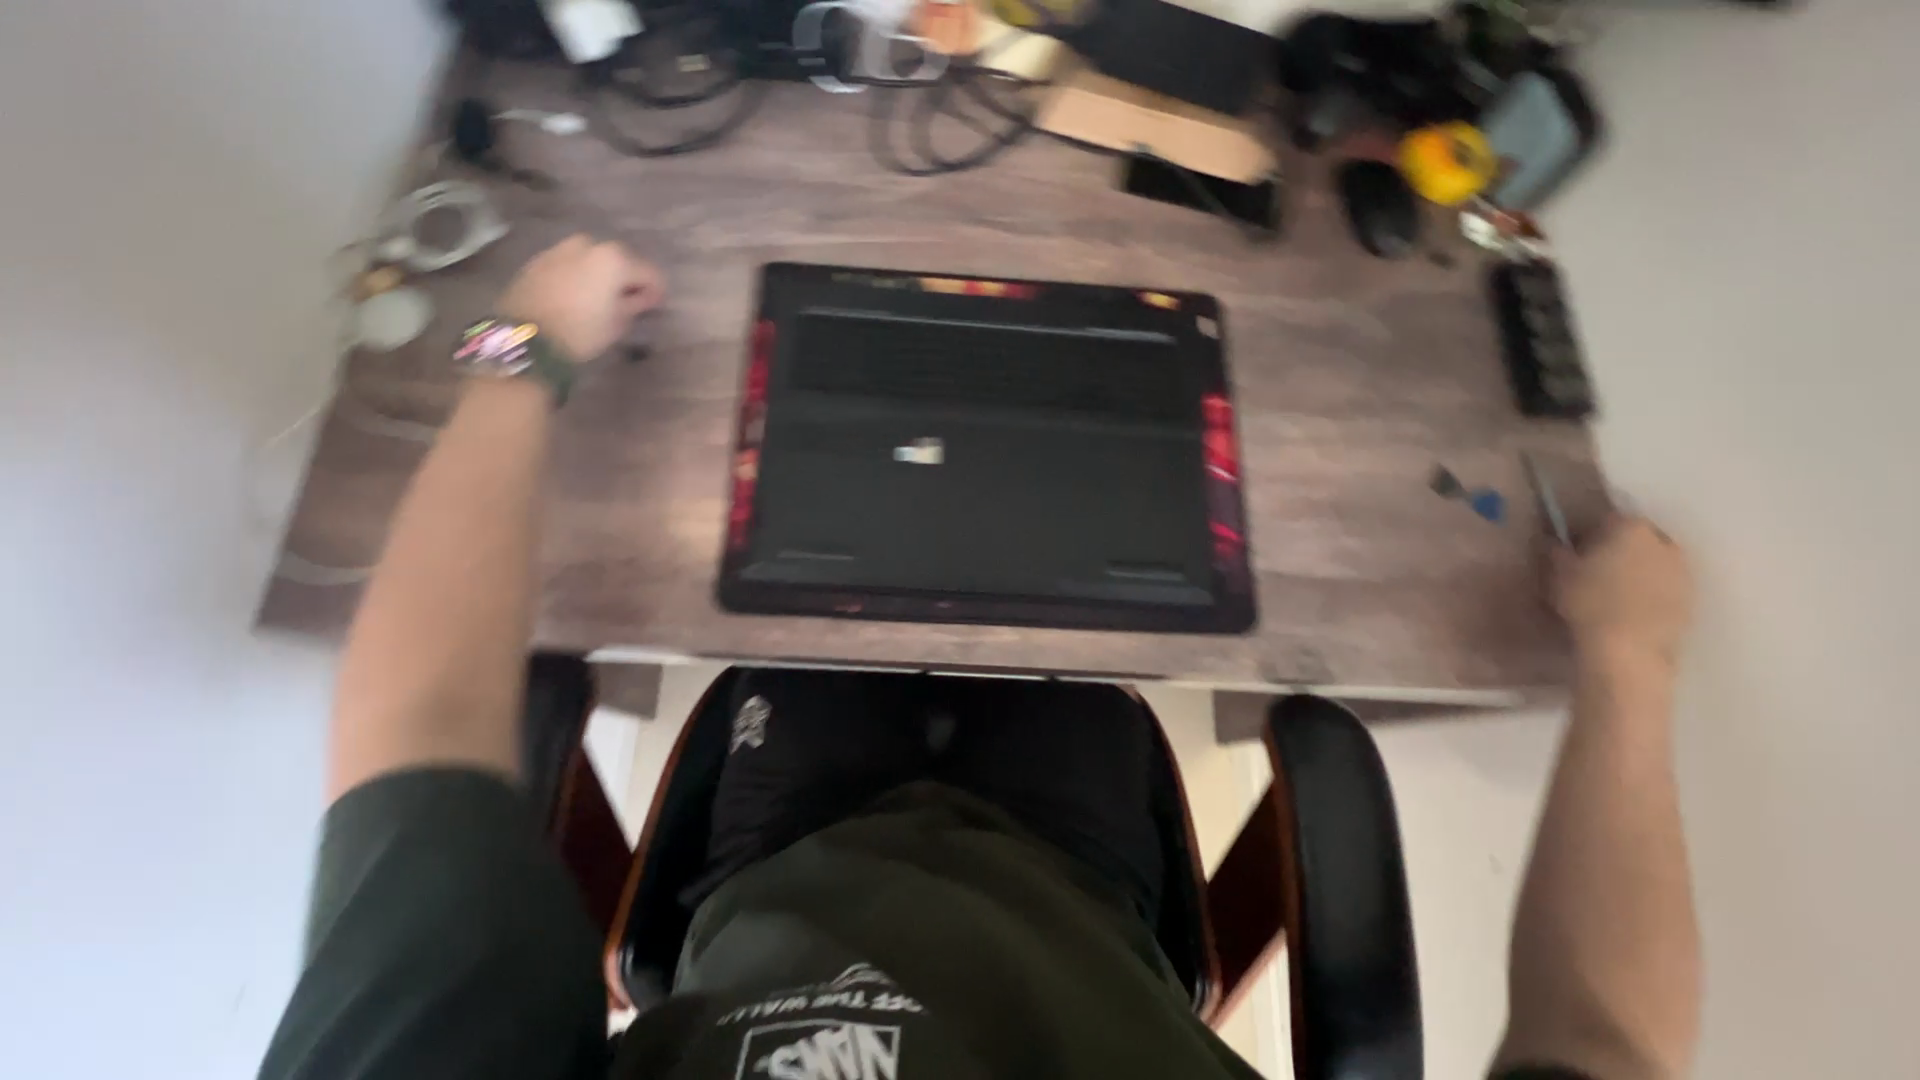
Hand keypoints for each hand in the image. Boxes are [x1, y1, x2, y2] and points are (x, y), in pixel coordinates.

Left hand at [496, 235, 663, 361]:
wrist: (524, 335)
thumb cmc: (580, 331)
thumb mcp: (617, 324)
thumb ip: (635, 305)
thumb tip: (643, 297)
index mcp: (615, 258)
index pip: (650, 272)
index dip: (656, 291)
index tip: (655, 306)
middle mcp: (589, 244)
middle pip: (621, 260)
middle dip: (627, 279)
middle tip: (627, 302)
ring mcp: (562, 248)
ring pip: (593, 259)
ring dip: (602, 275)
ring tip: (600, 298)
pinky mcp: (540, 259)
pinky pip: (571, 264)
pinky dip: (579, 275)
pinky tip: (576, 296)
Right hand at [1554, 515, 1692, 669]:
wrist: (1629, 649)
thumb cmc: (1589, 603)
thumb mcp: (1558, 575)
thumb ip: (1556, 551)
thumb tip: (1553, 540)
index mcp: (1630, 528)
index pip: (1608, 518)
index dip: (1589, 531)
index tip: (1575, 546)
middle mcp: (1664, 541)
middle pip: (1637, 536)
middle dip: (1618, 547)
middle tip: (1594, 567)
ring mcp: (1683, 569)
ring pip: (1654, 560)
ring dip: (1637, 567)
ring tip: (1614, 588)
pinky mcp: (1692, 597)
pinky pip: (1665, 583)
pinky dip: (1650, 589)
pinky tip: (1631, 606)